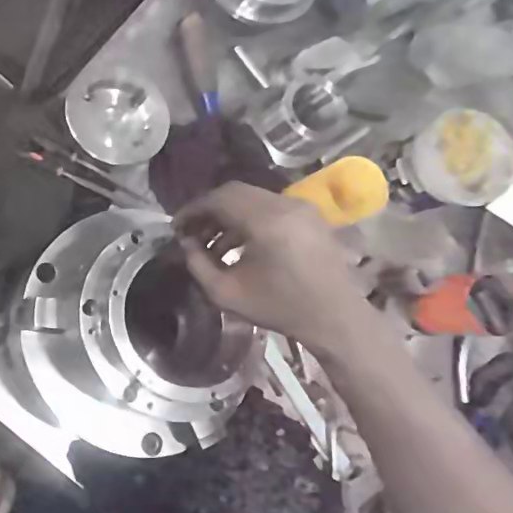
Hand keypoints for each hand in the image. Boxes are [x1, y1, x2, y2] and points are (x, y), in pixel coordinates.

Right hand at [175, 182, 375, 347]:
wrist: (335, 318)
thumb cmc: (279, 308)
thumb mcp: (226, 293)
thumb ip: (198, 264)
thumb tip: (187, 243)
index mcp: (266, 221)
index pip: (219, 199)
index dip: (192, 210)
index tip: (176, 228)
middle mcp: (285, 205)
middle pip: (235, 193)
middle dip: (208, 210)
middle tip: (191, 233)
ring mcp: (301, 208)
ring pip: (252, 198)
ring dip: (228, 215)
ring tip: (212, 245)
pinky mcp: (310, 216)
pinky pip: (270, 207)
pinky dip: (248, 219)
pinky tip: (238, 245)